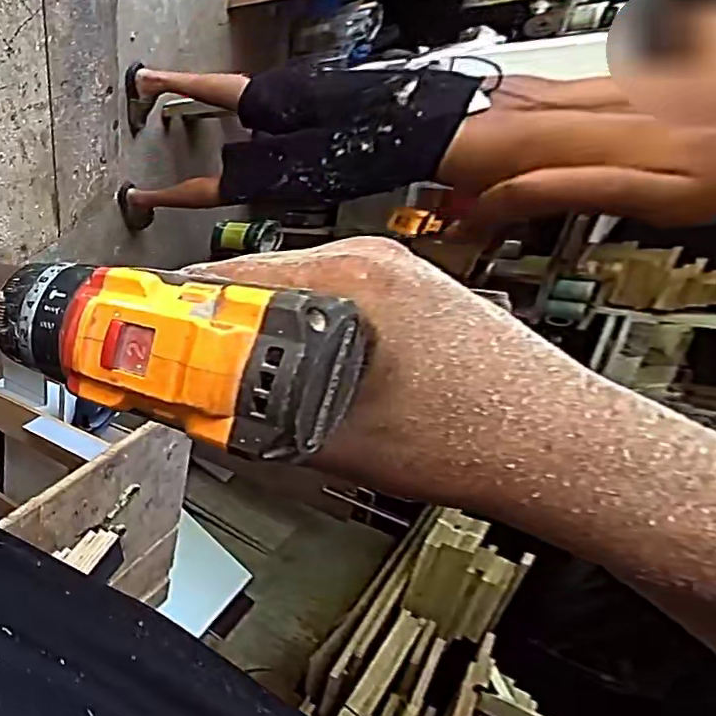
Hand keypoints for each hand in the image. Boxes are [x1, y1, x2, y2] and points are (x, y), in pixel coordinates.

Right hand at [203, 238, 604, 507]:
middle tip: (174, 356)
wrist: (572, 456)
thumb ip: (235, 419)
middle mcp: (368, 259)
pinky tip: (278, 359)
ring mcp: (388, 271)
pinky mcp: (398, 290)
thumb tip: (173, 409)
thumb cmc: (477, 441)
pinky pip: (313, 296)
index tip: (142, 330)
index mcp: (350, 276)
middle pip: (245, 278)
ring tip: (225, 362)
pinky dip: (281, 324)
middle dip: (203, 320)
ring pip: (278, 287)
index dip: (171, 309)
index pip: (222, 276)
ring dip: (243, 323)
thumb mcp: (323, 437)